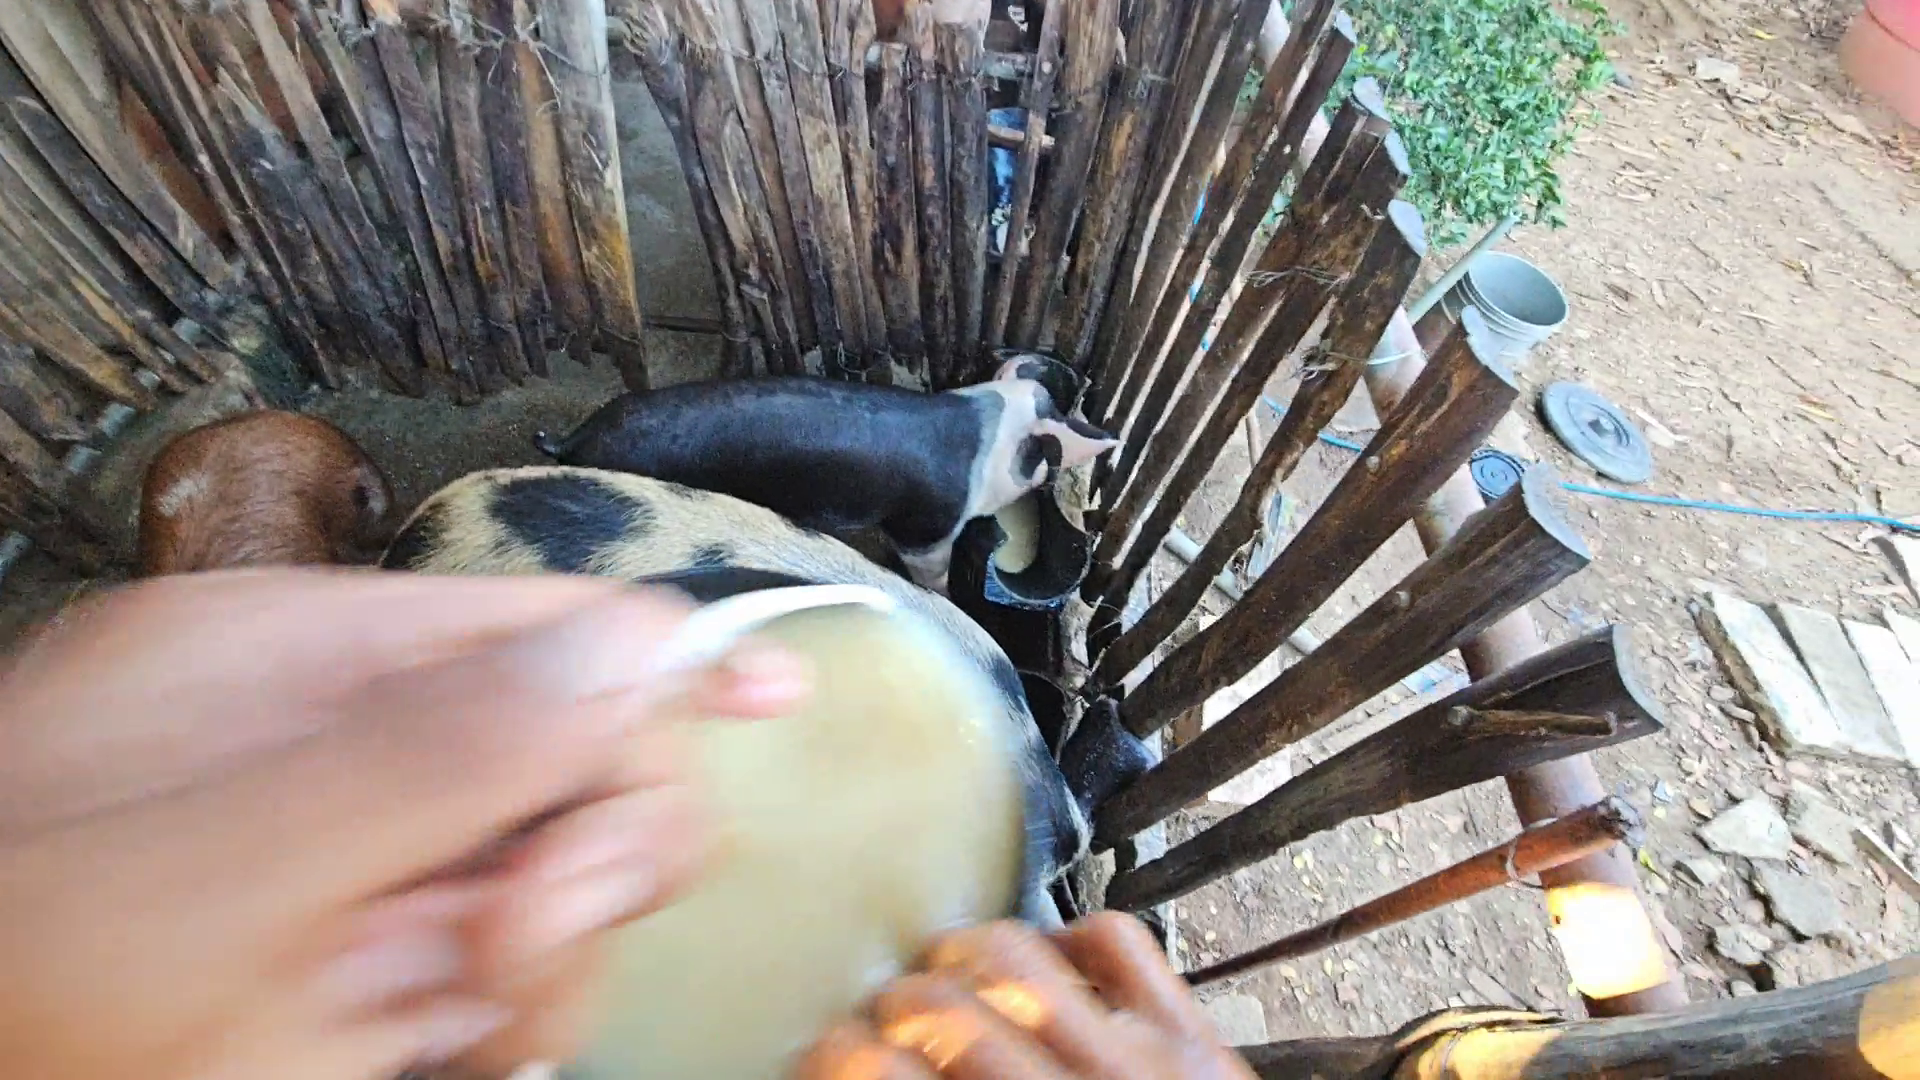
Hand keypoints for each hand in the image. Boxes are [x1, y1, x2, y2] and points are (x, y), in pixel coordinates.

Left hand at [0, 569, 807, 1079]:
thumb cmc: (0, 1028)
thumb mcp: (198, 890)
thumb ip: (438, 751)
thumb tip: (643, 638)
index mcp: (305, 657)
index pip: (553, 621)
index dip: (670, 660)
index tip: (778, 692)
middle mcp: (367, 727)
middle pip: (592, 739)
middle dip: (597, 840)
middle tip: (525, 933)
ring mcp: (394, 833)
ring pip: (583, 849)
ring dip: (561, 939)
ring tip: (458, 1016)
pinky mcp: (410, 928)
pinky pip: (544, 937)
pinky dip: (527, 992)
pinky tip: (450, 1032)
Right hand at [793, 915, 1255, 1079]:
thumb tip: (865, 1077)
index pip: (881, 1076)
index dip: (832, 1055)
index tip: (821, 1051)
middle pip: (940, 1007)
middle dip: (890, 1005)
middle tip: (882, 1020)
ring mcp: (1141, 1059)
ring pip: (1018, 950)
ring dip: (963, 951)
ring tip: (948, 972)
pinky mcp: (1192, 1034)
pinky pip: (1118, 940)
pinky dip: (1071, 934)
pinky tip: (1048, 963)